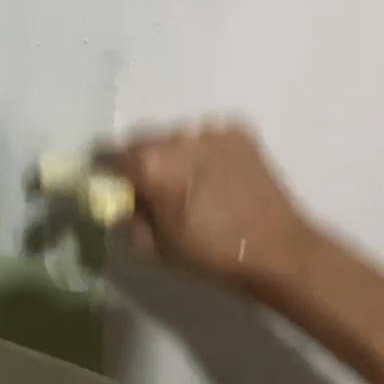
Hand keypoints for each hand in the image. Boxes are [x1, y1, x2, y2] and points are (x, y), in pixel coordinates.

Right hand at [112, 119, 320, 291]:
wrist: (280, 250)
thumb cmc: (212, 254)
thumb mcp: (157, 247)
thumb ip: (129, 219)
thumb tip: (122, 204)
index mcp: (151, 165)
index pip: (108, 153)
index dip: (103, 168)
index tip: (107, 180)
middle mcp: (177, 137)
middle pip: (144, 141)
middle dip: (142, 161)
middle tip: (152, 186)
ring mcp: (210, 130)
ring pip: (177, 137)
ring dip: (175, 154)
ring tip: (190, 181)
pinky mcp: (238, 131)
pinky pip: (207, 136)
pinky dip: (204, 151)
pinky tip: (216, 175)